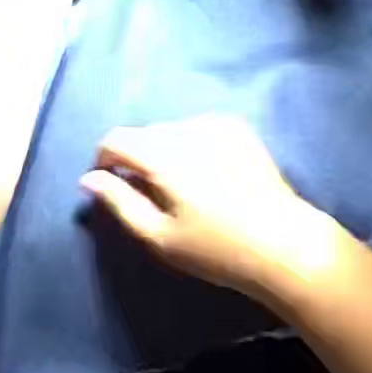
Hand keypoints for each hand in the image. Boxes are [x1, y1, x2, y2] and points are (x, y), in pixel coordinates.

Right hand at [79, 116, 347, 303]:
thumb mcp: (160, 236)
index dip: (104, 160)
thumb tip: (89, 179)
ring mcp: (215, 124)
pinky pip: (197, 127)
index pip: (115, 139)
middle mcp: (186, 129)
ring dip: (162, 149)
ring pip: (170, 129)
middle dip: (135, 157)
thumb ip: (120, 203)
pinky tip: (206, 173)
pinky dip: (189, 143)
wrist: (283, 242)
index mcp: (163, 155)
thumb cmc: (215, 249)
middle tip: (148, 194)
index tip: (110, 185)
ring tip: (180, 186)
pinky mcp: (236, 127)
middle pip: (143, 133)